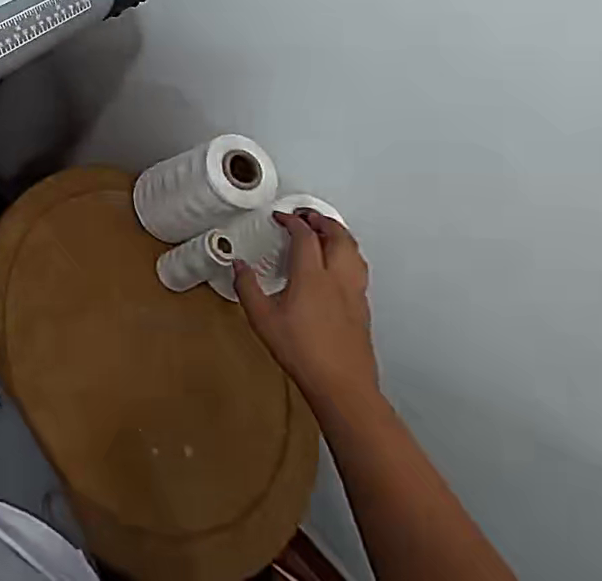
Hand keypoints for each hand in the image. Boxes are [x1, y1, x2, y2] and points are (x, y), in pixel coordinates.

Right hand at [234, 208, 378, 406]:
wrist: (342, 385)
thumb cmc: (300, 351)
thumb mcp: (262, 318)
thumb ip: (248, 287)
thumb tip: (238, 265)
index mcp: (312, 276)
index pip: (305, 236)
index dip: (292, 221)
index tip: (280, 218)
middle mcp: (337, 278)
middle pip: (338, 236)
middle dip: (322, 220)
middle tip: (306, 216)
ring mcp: (354, 292)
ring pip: (354, 251)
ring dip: (339, 234)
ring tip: (325, 232)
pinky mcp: (363, 307)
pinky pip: (359, 268)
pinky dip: (348, 253)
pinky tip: (337, 264)